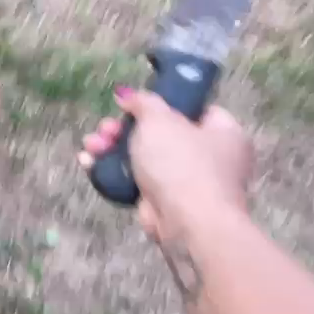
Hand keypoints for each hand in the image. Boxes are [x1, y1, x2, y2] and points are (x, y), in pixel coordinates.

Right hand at [78, 89, 252, 240]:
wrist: (186, 219)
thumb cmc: (181, 163)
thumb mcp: (160, 120)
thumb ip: (144, 102)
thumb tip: (128, 94)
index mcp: (224, 134)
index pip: (197, 110)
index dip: (166, 104)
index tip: (137, 106)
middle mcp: (211, 156)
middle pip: (159, 132)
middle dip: (123, 128)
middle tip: (106, 128)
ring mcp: (187, 179)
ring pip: (141, 155)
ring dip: (110, 147)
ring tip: (91, 145)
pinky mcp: (164, 198)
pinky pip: (133, 177)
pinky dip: (110, 169)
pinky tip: (88, 162)